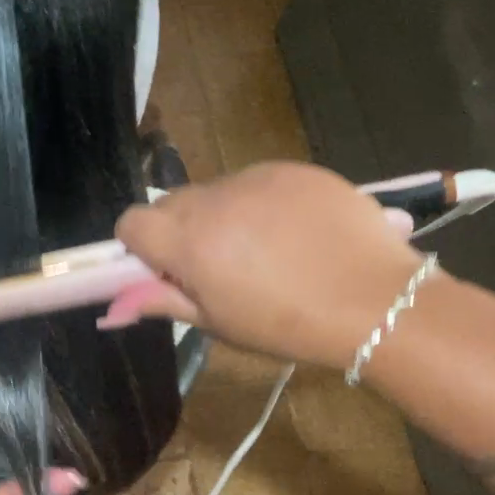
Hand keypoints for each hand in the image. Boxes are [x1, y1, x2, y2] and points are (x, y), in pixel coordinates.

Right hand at [104, 163, 426, 369]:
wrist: (377, 302)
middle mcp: (212, 200)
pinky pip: (256, 182)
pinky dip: (260, 203)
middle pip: (170, 204)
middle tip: (213, 265)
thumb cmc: (285, 324)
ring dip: (219, 215)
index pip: (130, 223)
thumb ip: (164, 301)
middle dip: (178, 230)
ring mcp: (255, 179)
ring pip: (213, 191)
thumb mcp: (217, 322)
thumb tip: (118, 303)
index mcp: (187, 241)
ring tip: (261, 250)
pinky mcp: (294, 170)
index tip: (163, 269)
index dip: (138, 246)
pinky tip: (292, 233)